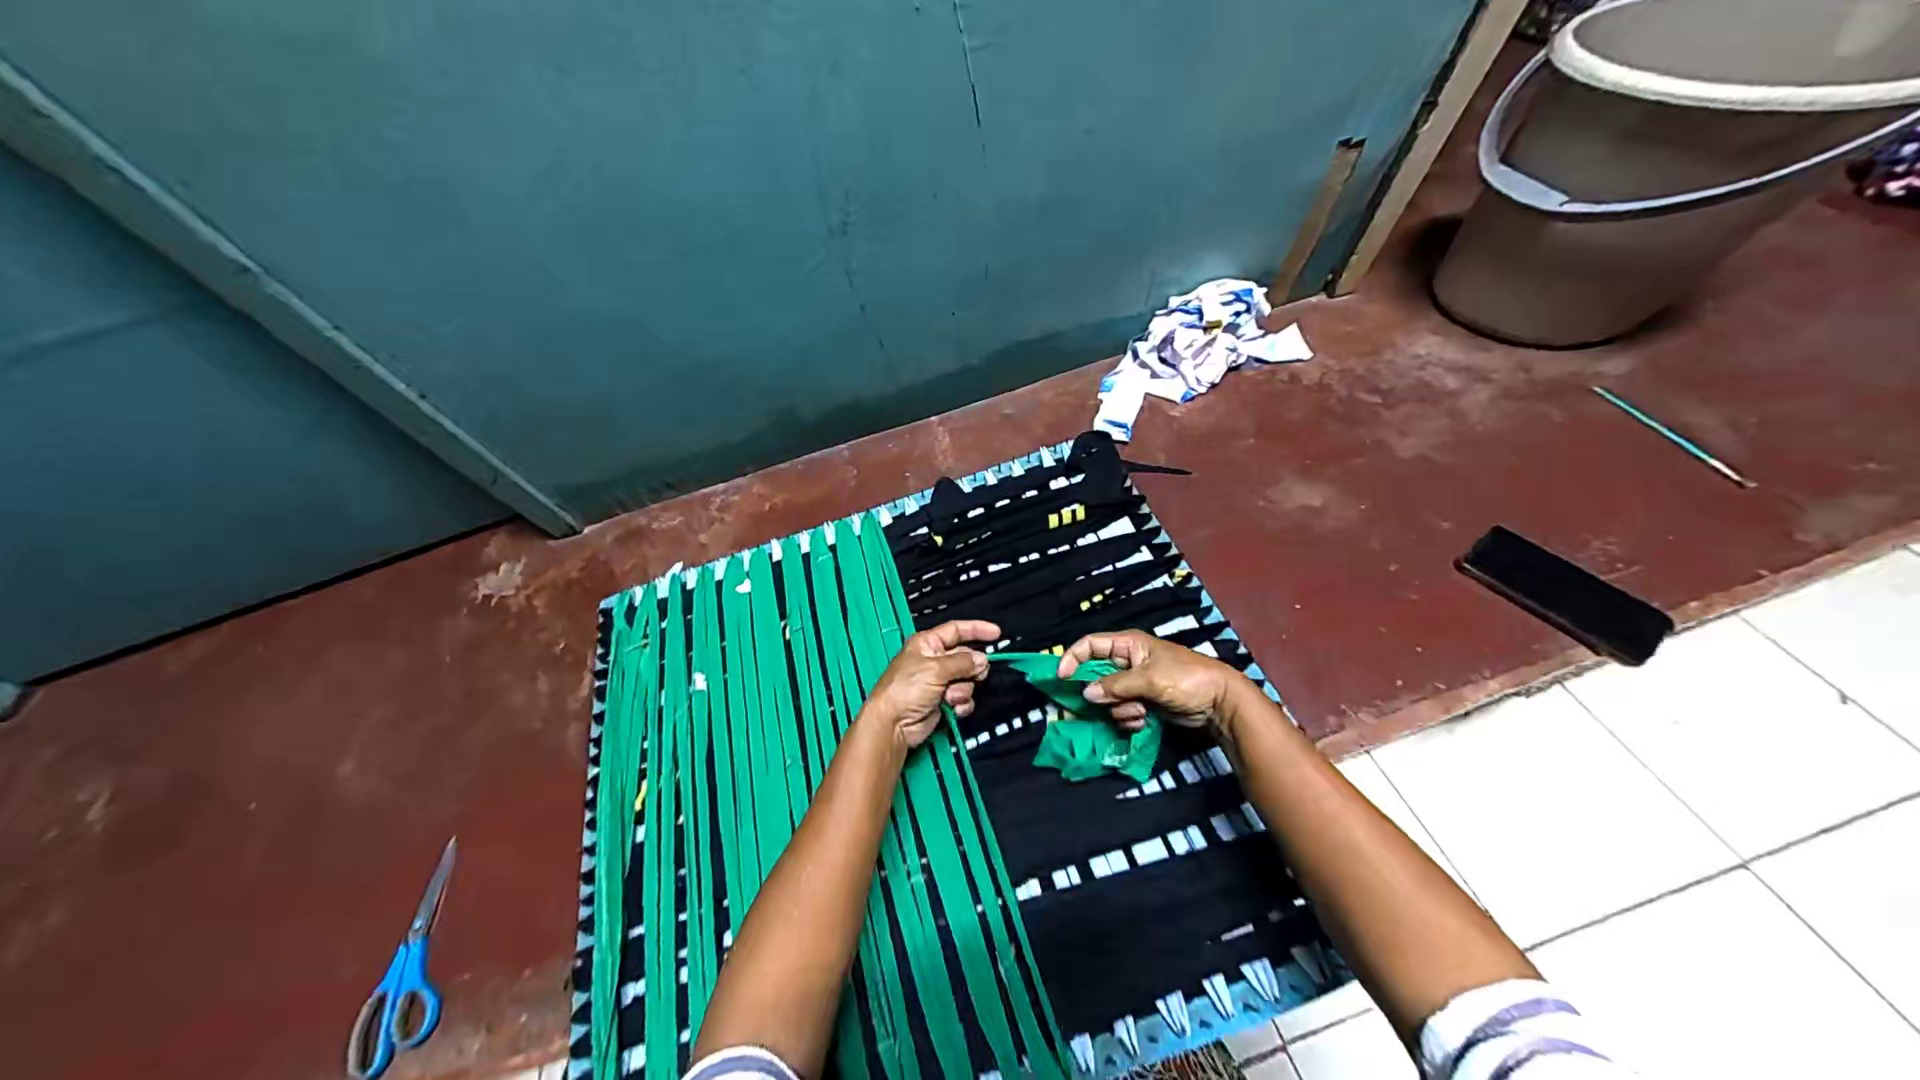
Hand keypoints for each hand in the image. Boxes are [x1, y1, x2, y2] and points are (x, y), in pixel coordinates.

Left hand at [859, 620, 1000, 748]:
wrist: (893, 724)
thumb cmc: (905, 690)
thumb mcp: (935, 669)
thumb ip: (963, 662)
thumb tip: (982, 660)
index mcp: (928, 644)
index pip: (956, 630)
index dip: (977, 630)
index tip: (997, 633)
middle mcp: (934, 660)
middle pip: (966, 657)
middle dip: (972, 668)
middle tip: (973, 675)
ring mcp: (940, 681)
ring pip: (968, 680)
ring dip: (963, 689)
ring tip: (950, 696)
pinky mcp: (943, 701)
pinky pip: (964, 697)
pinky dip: (962, 703)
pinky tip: (952, 708)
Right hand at [1057, 630, 1243, 735]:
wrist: (1220, 702)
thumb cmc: (1186, 679)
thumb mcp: (1149, 679)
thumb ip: (1115, 686)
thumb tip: (1087, 693)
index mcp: (1129, 644)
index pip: (1090, 645)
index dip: (1073, 658)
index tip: (1062, 678)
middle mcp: (1128, 661)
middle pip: (1096, 675)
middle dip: (1098, 694)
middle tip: (1093, 708)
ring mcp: (1136, 683)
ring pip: (1108, 698)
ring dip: (1119, 709)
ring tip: (1138, 712)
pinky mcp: (1144, 702)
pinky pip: (1122, 711)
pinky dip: (1129, 718)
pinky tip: (1144, 720)